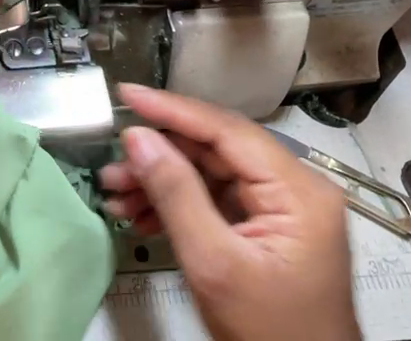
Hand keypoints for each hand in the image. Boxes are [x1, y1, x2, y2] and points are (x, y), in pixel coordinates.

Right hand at [101, 84, 358, 340]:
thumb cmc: (269, 335)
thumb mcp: (215, 265)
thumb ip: (176, 194)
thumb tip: (137, 137)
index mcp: (298, 189)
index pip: (226, 130)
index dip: (172, 109)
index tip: (126, 94)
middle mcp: (295, 188)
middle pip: (215, 150)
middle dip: (159, 155)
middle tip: (112, 164)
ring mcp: (283, 210)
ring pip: (210, 174)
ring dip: (161, 182)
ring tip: (115, 195)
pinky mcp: (268, 230)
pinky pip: (216, 200)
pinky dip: (178, 206)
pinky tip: (140, 216)